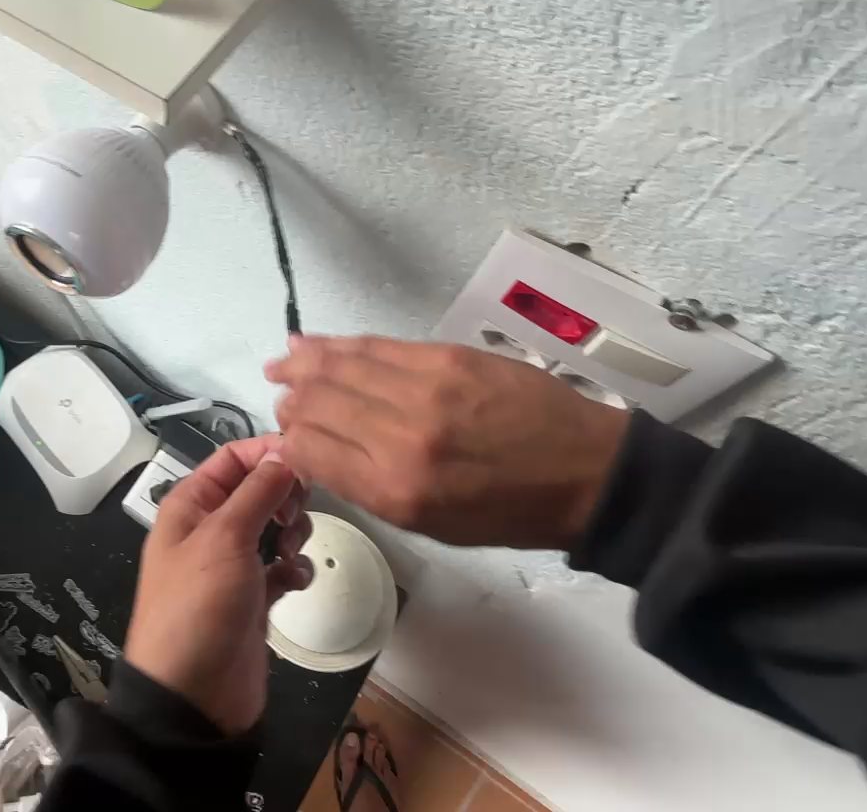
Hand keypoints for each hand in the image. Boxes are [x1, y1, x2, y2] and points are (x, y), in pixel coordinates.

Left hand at [124, 435, 314, 735]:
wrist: (194, 697)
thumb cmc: (199, 605)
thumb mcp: (224, 538)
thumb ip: (258, 491)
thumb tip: (285, 453)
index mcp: (191, 504)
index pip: (233, 457)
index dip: (268, 452)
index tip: (306, 460)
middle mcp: (210, 527)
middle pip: (258, 489)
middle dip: (284, 495)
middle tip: (293, 515)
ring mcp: (232, 563)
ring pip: (274, 526)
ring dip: (292, 532)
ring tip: (289, 552)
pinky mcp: (253, 596)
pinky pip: (281, 566)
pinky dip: (292, 568)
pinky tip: (293, 582)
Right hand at [265, 335, 628, 549]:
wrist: (584, 473)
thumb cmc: (506, 512)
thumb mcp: (429, 523)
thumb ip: (364, 484)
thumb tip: (313, 449)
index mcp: (395, 490)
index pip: (311, 450)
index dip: (288, 439)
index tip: (284, 433)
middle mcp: (400, 437)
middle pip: (318, 403)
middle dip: (291, 399)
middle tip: (281, 396)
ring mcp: (423, 390)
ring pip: (339, 367)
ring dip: (302, 363)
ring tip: (281, 363)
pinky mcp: (444, 357)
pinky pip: (374, 346)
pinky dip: (337, 344)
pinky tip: (314, 343)